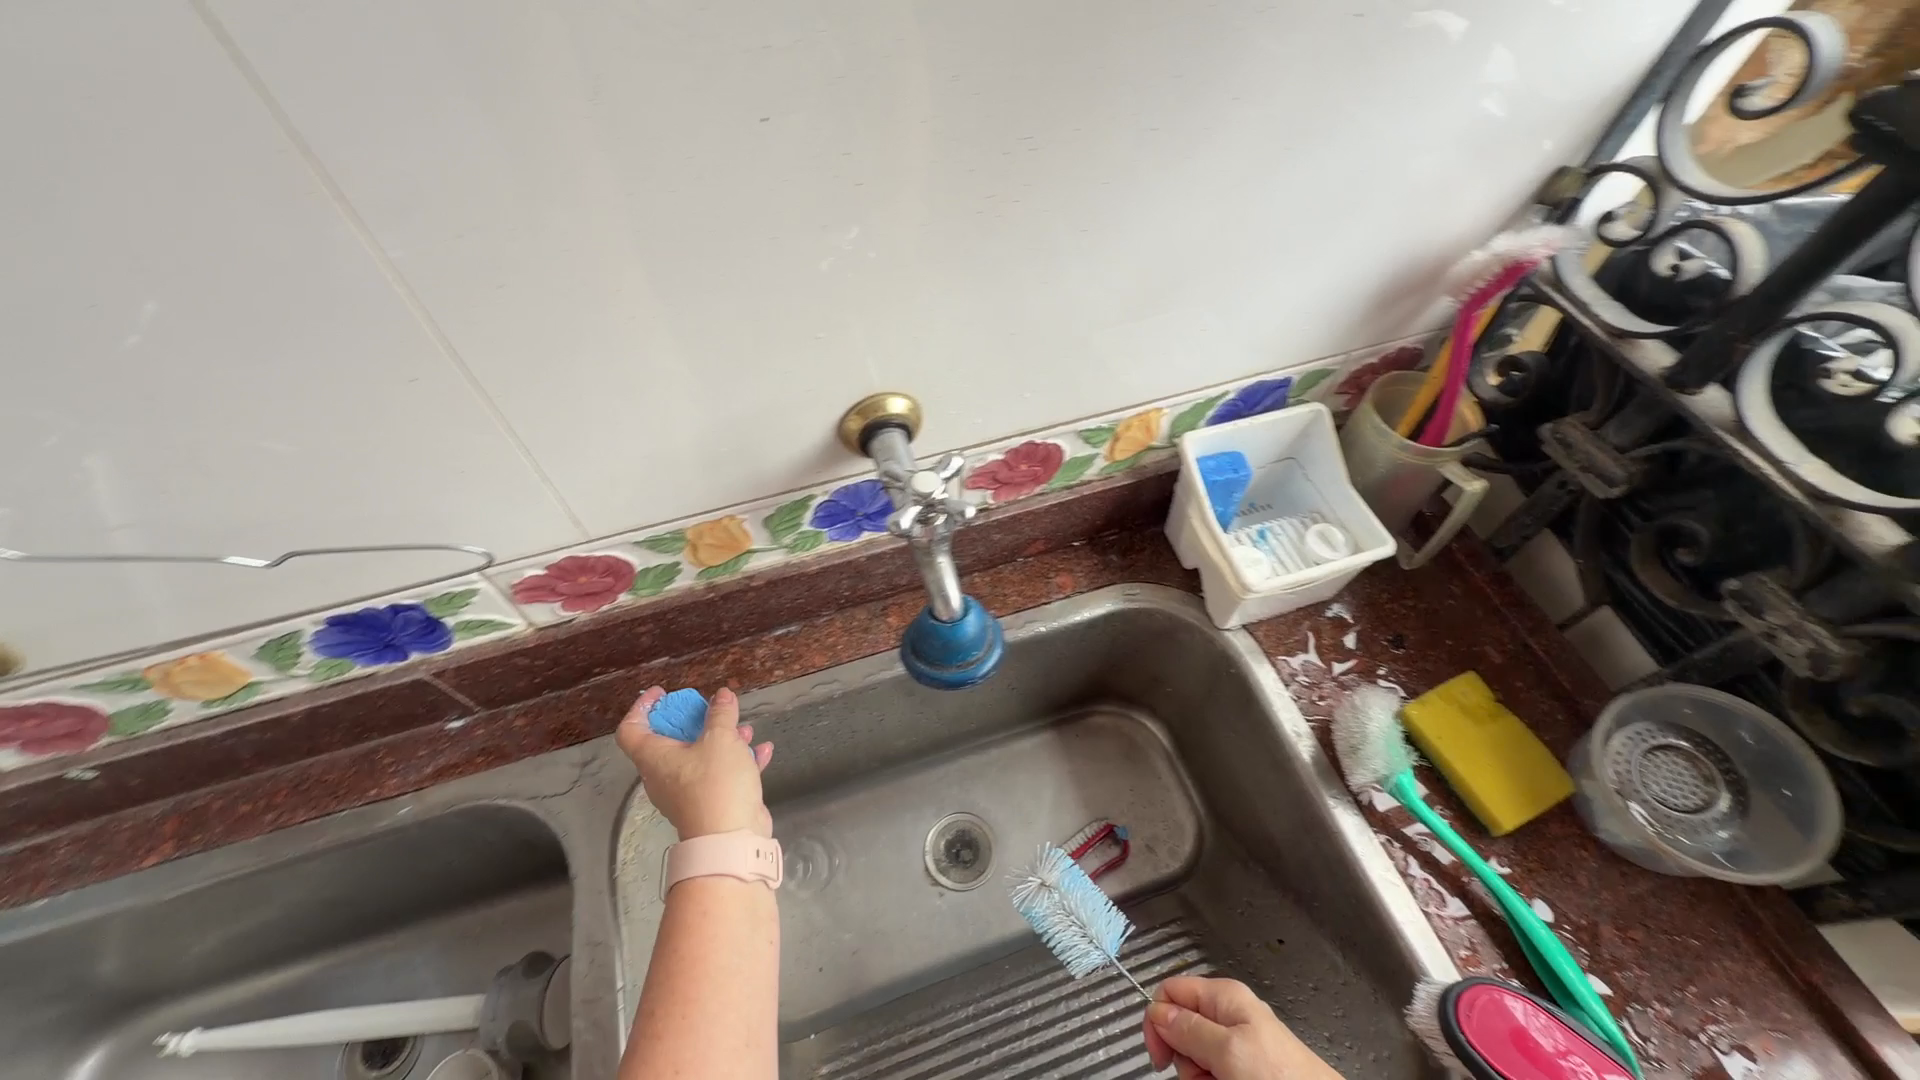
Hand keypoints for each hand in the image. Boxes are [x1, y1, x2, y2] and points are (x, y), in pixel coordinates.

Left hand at [616, 686, 774, 839]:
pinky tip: (762, 750)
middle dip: (692, 722)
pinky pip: (720, 775)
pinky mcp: (710, 804)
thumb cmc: (716, 783)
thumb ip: (721, 714)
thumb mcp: (721, 739)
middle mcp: (664, 776)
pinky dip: (739, 761)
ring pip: (699, 758)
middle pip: (669, 742)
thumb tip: (722, 695)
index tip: (661, 694)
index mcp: (655, 758)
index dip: (641, 708)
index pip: (631, 730)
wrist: (730, 839)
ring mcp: (687, 792)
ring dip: (722, 740)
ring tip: (744, 729)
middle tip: (709, 709)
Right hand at [1142, 977, 1343, 1079]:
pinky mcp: (1244, 1068)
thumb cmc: (1278, 1076)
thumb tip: (1156, 1011)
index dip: (1158, 1021)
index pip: (1170, 992)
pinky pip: (1213, 1072)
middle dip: (1184, 1057)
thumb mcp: (1227, 1050)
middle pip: (1180, 1028)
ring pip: (1195, 1057)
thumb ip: (1188, 1028)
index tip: (1160, 1057)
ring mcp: (1237, 1044)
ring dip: (1199, 1076)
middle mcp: (1228, 1014)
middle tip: (1205, 1075)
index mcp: (1223, 996)